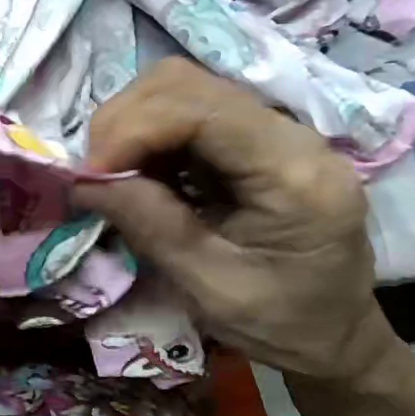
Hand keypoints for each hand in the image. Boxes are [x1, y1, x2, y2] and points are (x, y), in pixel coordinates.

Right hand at [73, 58, 393, 380]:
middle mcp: (290, 134)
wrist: (332, 332)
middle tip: (95, 174)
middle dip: (123, 121)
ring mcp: (271, 128)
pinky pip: (182, 107)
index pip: (203, 111)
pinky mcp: (250, 134)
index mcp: (294, 175)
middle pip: (185, 83)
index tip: (91, 174)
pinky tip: (137, 170)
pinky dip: (143, 132)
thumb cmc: (279, 321)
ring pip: (178, 86)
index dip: (133, 129)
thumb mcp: (208, 286)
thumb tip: (81, 180)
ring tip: (113, 173)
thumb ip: (149, 224)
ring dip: (129, 123)